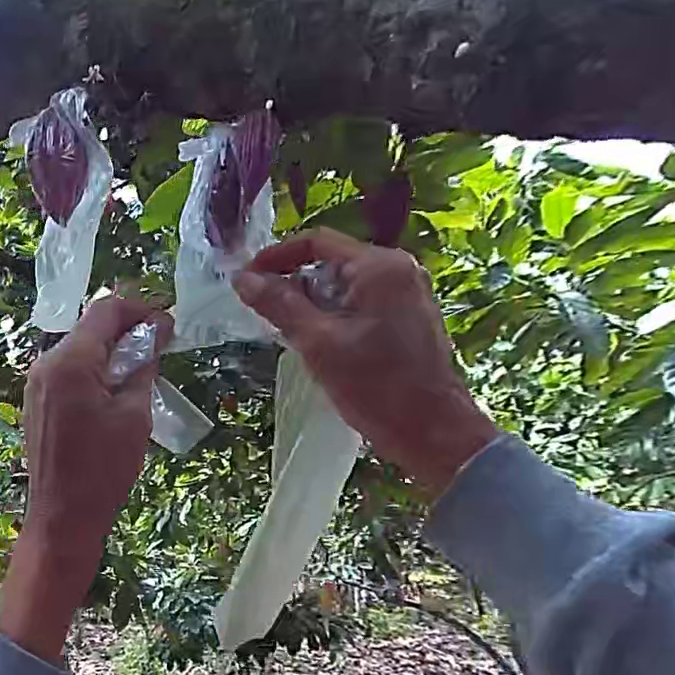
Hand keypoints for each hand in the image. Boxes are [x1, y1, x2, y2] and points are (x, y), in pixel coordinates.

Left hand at [0, 294, 170, 661]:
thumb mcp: (135, 414)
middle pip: (90, 327)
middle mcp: (45, 363)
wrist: (63, 516)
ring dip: (111, 351)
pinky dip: (94, 370)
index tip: (168, 323)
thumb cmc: (104, 468)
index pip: (105, 310)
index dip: (140, 308)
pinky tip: (115, 390)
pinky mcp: (36, 402)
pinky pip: (68, 371)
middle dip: (127, 330)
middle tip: (161, 346)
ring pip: (79, 348)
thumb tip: (155, 333)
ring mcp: (36, 383)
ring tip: (142, 371)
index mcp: (69, 361)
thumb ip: (142, 366)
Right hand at [234, 228, 497, 494]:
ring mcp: (407, 296)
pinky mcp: (407, 320)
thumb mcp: (318, 343)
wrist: (432, 433)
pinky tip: (319, 348)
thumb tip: (242, 278)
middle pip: (331, 264)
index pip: (317, 242)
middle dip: (294, 286)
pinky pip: (360, 306)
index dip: (275, 257)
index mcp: (380, 267)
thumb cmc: (376, 387)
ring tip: (289, 337)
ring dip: (312, 306)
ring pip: (344, 288)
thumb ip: (279, 305)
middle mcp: (398, 271)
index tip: (246, 282)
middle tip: (265, 317)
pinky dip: (333, 319)